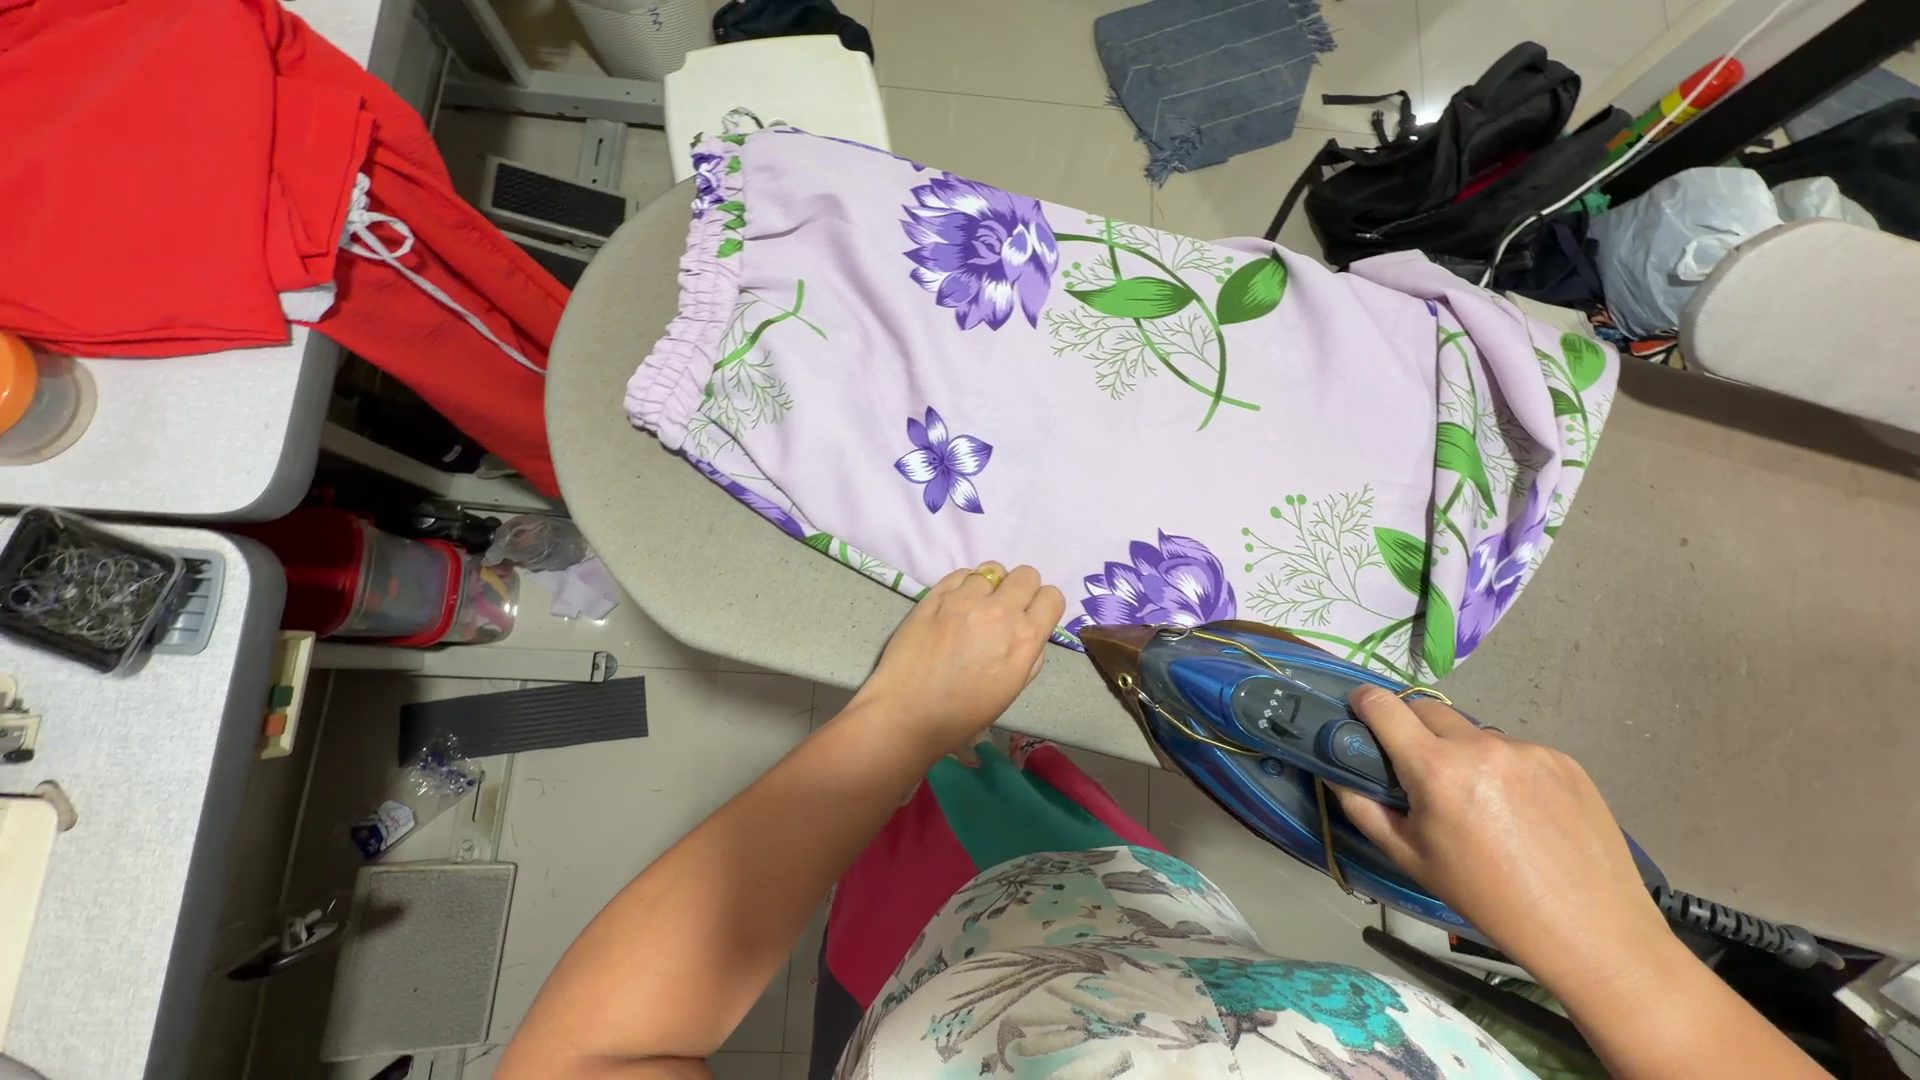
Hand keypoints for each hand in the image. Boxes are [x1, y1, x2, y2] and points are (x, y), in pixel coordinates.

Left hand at [848, 562, 1064, 756]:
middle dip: (1020, 589)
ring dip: (990, 586)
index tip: (1030, 616)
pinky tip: (955, 605)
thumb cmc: (964, 712)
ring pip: (992, 570)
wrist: (908, 713)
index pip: (1052, 596)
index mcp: (1024, 638)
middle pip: (1026, 574)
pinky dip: (964, 585)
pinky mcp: (935, 594)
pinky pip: (962, 573)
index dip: (1043, 606)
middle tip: (1004, 609)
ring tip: (975, 608)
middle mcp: (999, 610)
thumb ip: (1030, 655)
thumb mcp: (1013, 689)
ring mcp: (965, 599)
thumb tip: (1028, 633)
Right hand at [1332, 686, 1675, 986]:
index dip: (1363, 700)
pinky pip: (1514, 749)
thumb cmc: (1487, 898)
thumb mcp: (1410, 858)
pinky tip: (1520, 808)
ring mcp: (1528, 750)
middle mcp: (1481, 746)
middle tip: (1415, 768)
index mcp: (1437, 769)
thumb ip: (1362, 808)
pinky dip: (1502, 767)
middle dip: (1411, 727)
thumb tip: (1335, 774)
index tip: (1357, 709)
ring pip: (1473, 732)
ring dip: (1460, 750)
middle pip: (1427, 709)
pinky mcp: (1564, 760)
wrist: (1593, 930)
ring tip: (1478, 799)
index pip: (1385, 706)